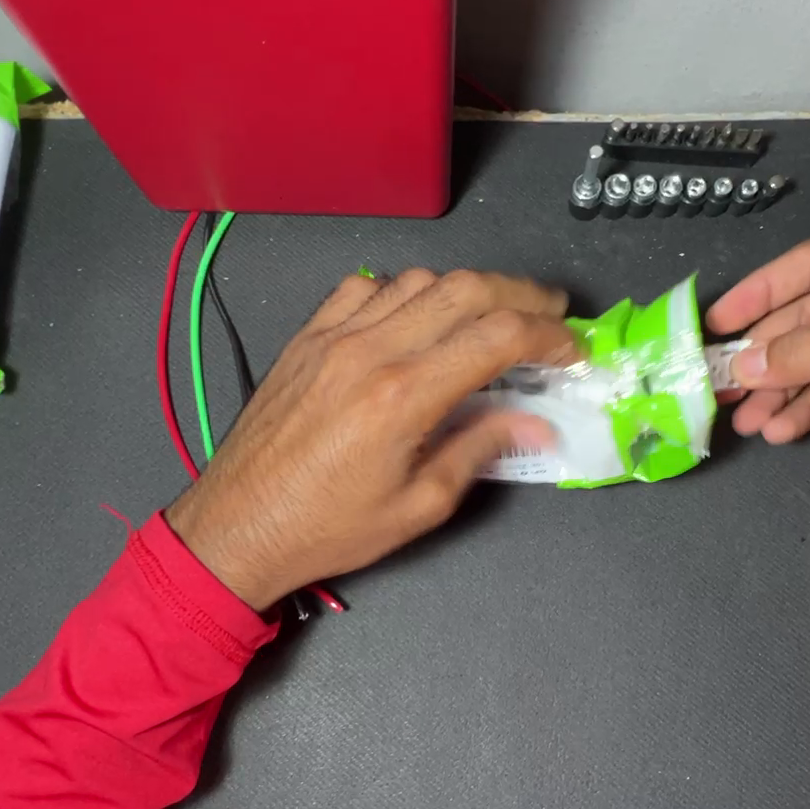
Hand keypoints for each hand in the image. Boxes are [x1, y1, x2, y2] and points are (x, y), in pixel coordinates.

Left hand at [165, 269, 573, 609]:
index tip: (571, 352)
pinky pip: (365, 286)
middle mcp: (370, 349)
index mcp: (404, 396)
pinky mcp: (308, 336)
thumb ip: (480, 450)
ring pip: (418, 279)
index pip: (498, 337)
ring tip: (494, 316)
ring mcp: (334, 335)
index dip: (549, 337)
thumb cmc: (330, 529)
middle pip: (466, 289)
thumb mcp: (419, 506)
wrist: (238, 526)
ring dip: (468, 290)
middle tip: (551, 315)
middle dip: (522, 295)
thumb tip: (535, 423)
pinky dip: (405, 290)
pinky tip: (416, 317)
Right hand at [707, 226, 809, 499]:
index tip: (719, 320)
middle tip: (719, 382)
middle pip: (803, 317)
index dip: (762, 289)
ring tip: (745, 418)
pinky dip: (798, 410)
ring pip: (807, 359)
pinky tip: (779, 430)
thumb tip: (748, 365)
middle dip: (763, 352)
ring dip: (774, 389)